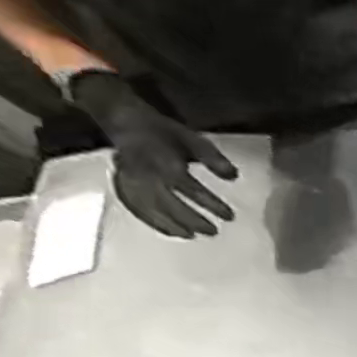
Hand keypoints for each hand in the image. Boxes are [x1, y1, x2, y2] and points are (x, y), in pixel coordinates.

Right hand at [69, 71, 238, 238]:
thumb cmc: (163, 133)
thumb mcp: (190, 138)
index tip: (230, 216)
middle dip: (193, 220)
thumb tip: (233, 175)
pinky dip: (155, 223)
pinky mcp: (123, 186)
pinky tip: (173, 232)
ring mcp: (131, 180)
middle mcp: (145, 172)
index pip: (191, 188)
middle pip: (170, 204)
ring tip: (193, 235)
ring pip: (152, 210)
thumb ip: (212, 157)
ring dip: (174, 226)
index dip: (211, 204)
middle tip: (214, 231)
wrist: (125, 121)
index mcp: (163, 160)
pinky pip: (136, 208)